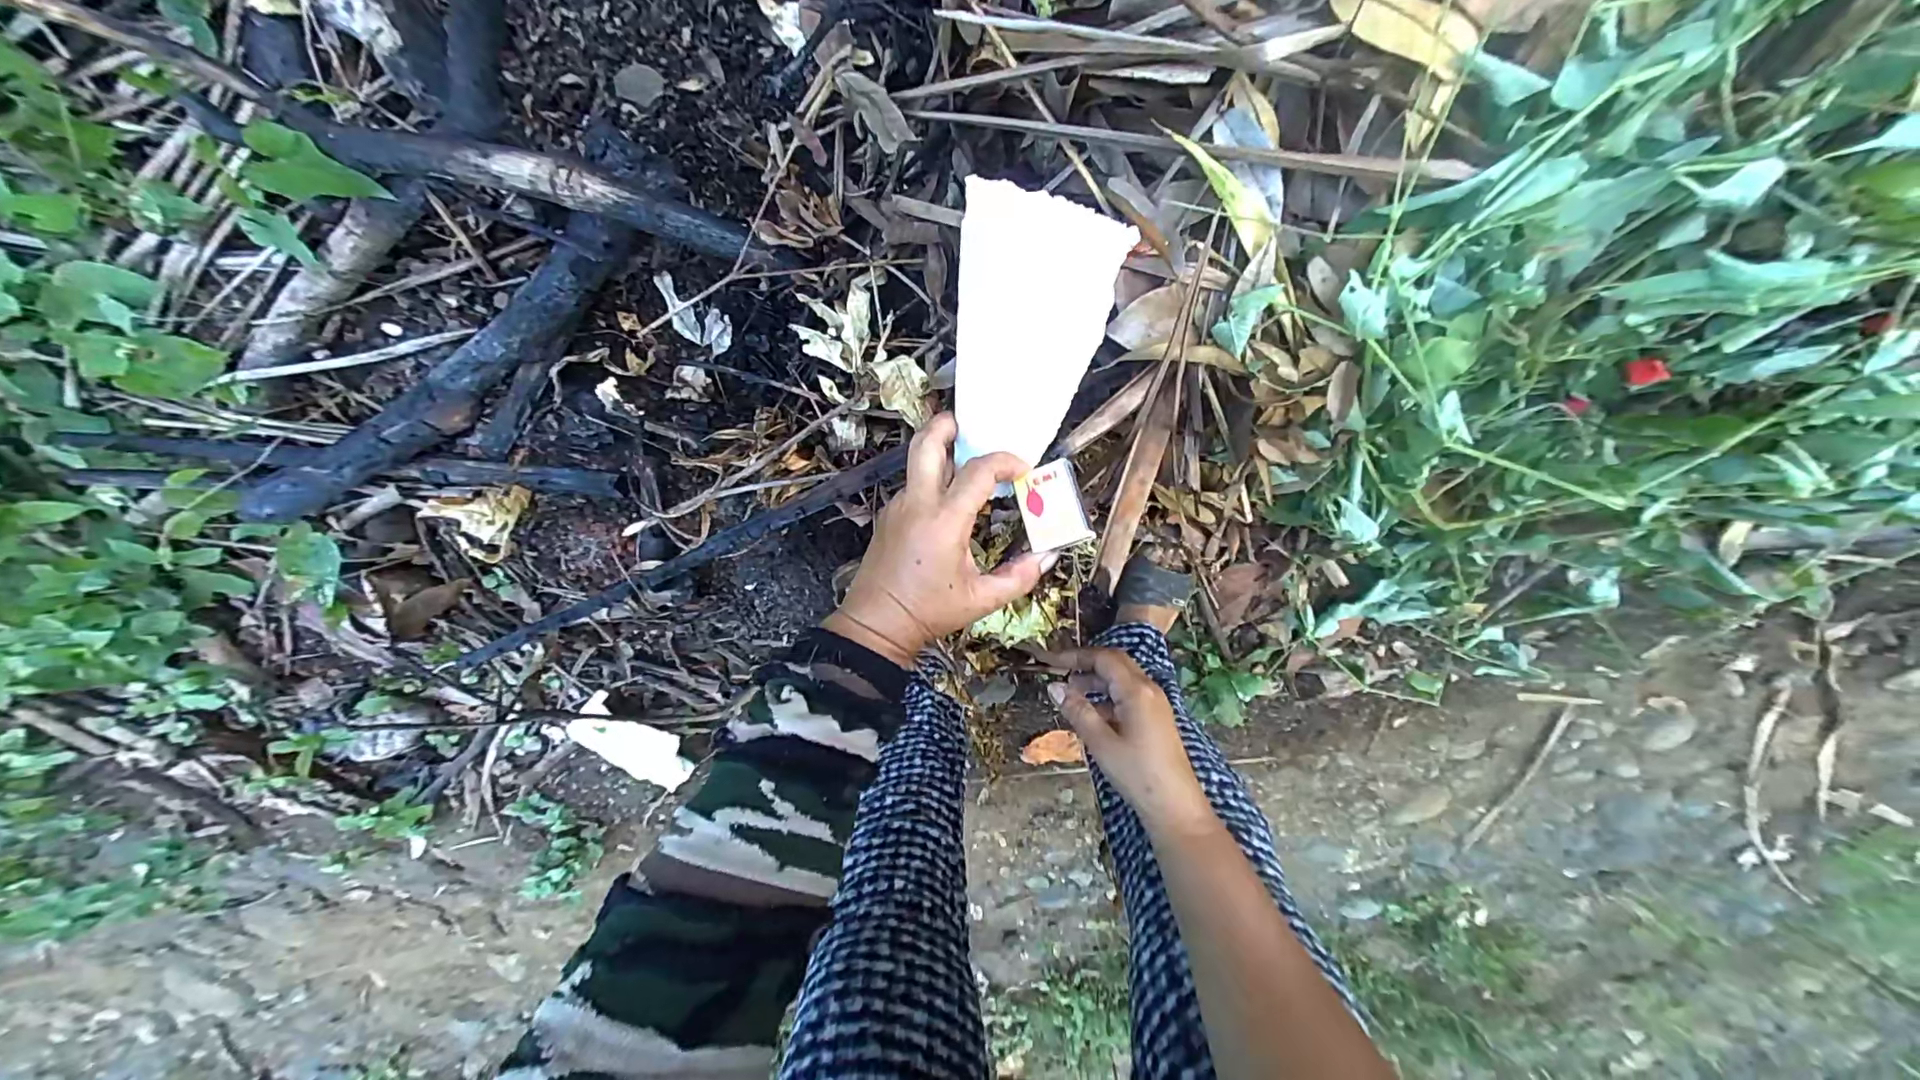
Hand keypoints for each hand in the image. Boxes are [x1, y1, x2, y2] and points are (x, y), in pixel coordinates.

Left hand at [822, 413, 1052, 668]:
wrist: (876, 624)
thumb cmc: (927, 611)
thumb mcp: (982, 600)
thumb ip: (1019, 577)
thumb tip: (1046, 557)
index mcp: (944, 521)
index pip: (977, 472)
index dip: (1005, 462)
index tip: (1022, 469)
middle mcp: (917, 504)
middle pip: (925, 443)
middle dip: (948, 424)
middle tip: (972, 425)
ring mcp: (898, 507)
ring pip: (918, 462)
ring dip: (942, 452)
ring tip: (968, 462)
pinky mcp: (890, 515)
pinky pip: (914, 485)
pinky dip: (934, 480)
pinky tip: (951, 500)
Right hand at [1047, 648, 1213, 836]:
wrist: (1175, 806)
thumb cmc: (1137, 773)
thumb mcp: (1101, 742)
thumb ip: (1078, 711)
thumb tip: (1055, 687)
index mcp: (1137, 690)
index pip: (1104, 658)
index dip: (1076, 656)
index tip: (1052, 661)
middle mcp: (1149, 689)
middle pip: (1116, 663)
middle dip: (1087, 664)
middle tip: (1060, 672)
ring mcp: (1156, 704)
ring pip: (1123, 679)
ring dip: (1097, 681)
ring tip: (1071, 694)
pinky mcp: (1157, 718)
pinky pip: (1130, 695)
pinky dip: (1108, 697)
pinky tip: (1092, 714)